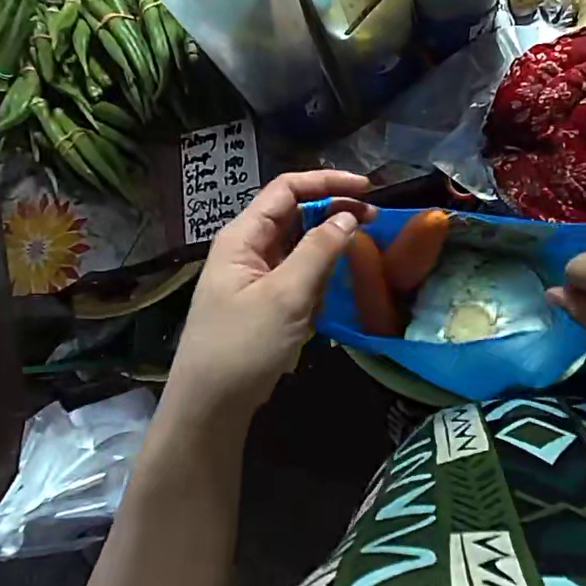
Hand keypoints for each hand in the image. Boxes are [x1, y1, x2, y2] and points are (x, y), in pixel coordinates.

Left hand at [168, 171, 375, 416]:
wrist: (212, 403)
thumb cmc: (243, 345)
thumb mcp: (286, 296)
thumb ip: (318, 252)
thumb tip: (347, 217)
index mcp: (242, 236)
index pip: (287, 189)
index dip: (327, 183)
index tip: (367, 191)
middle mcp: (247, 248)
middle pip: (295, 216)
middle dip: (332, 217)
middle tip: (374, 225)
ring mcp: (255, 276)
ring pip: (300, 249)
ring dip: (325, 257)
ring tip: (348, 273)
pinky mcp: (265, 302)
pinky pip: (297, 278)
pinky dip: (316, 284)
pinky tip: (323, 306)